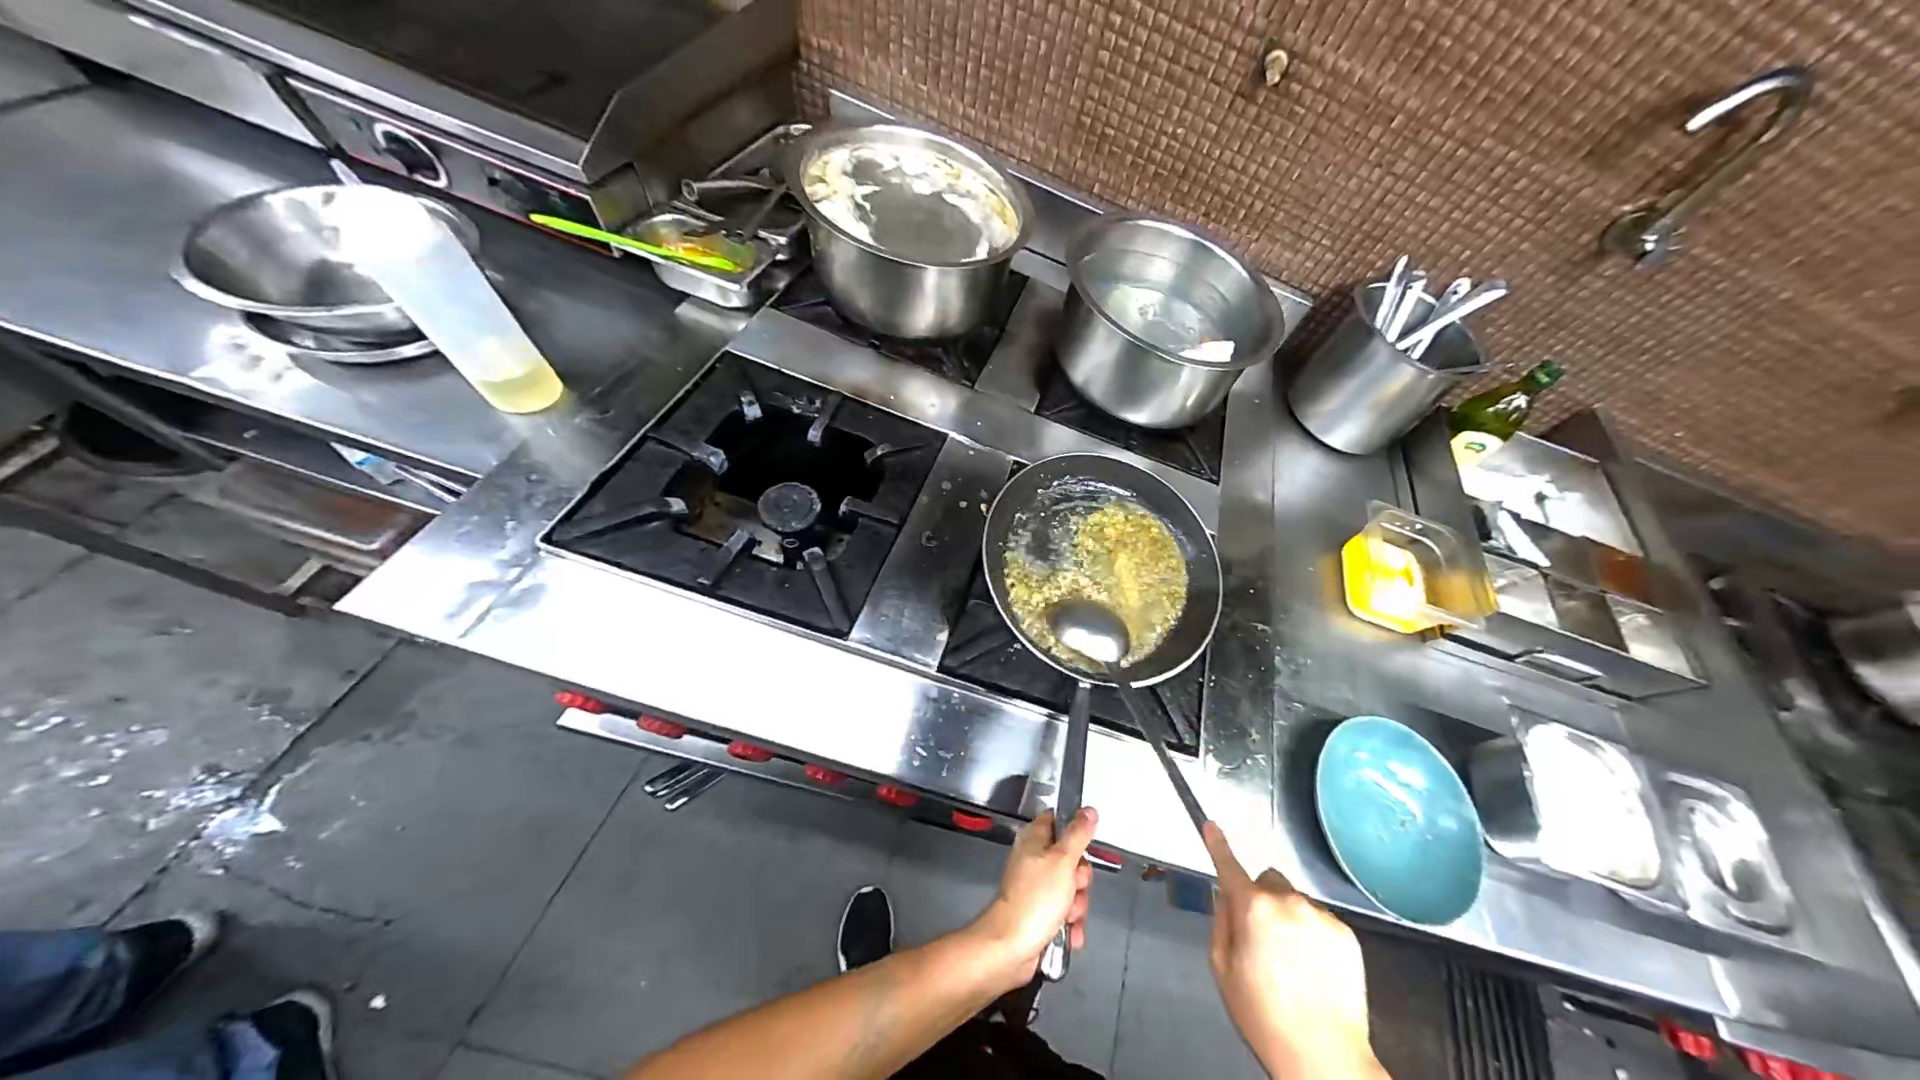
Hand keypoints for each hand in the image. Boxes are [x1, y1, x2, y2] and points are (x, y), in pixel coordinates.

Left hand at [967, 808, 1096, 989]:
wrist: (1011, 946)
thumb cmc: (1036, 897)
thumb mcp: (1062, 860)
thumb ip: (1078, 834)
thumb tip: (1088, 809)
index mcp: (1034, 839)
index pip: (1058, 821)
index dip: (1075, 833)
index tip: (1082, 849)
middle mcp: (1034, 859)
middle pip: (1071, 859)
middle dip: (1080, 880)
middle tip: (1074, 886)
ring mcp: (1036, 887)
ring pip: (1071, 889)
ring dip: (1077, 905)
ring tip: (1068, 916)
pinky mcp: (1040, 912)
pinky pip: (1065, 912)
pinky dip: (1070, 924)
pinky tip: (1070, 934)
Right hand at [1203, 822, 1386, 1079]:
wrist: (1323, 1056)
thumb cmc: (1264, 1016)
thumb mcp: (1222, 967)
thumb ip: (1221, 921)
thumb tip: (1227, 898)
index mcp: (1253, 908)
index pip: (1230, 866)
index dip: (1218, 845)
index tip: (1211, 826)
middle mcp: (1289, 903)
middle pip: (1266, 883)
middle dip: (1259, 898)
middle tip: (1258, 938)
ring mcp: (1321, 917)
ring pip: (1294, 901)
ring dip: (1287, 917)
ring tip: (1290, 962)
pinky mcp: (1347, 935)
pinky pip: (1319, 920)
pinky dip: (1311, 934)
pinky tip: (1311, 968)